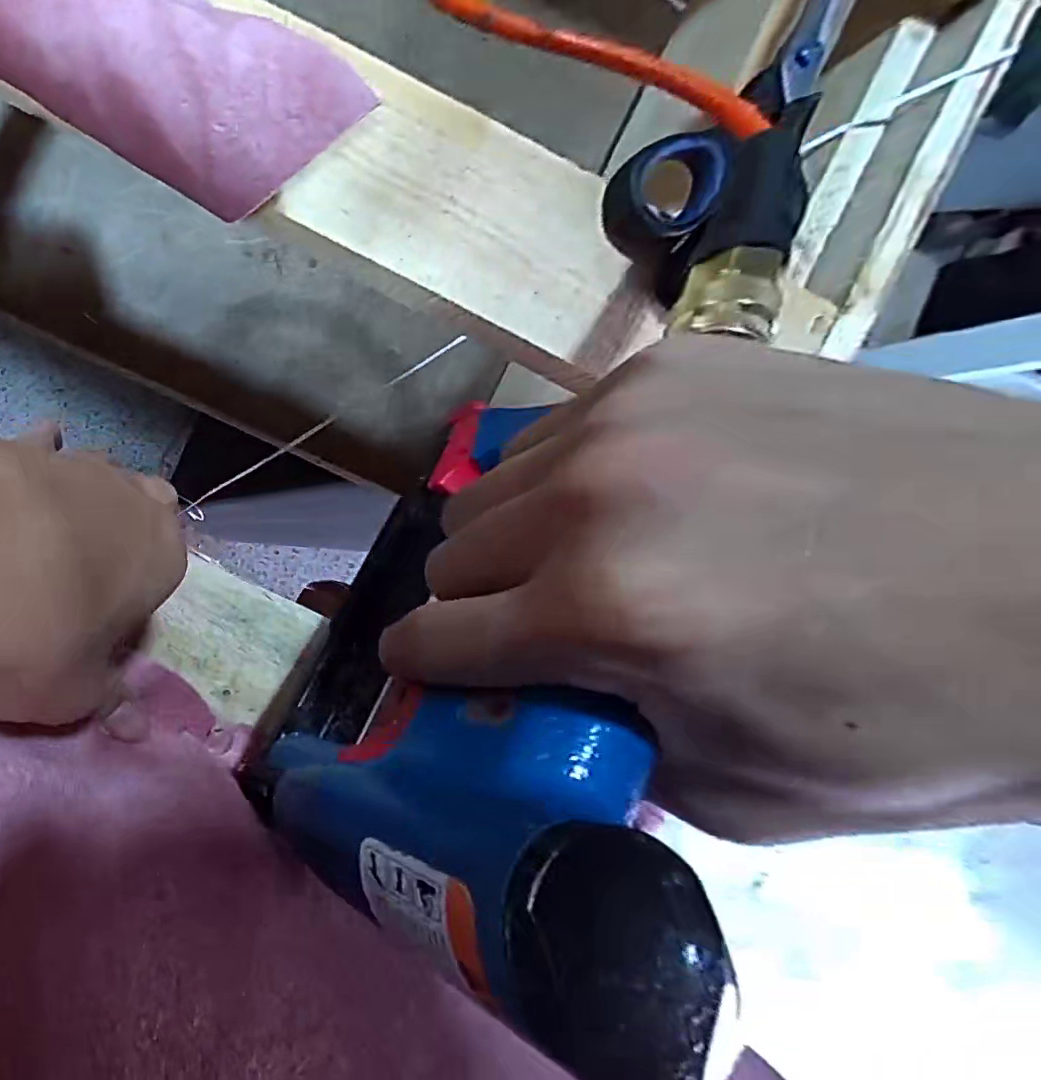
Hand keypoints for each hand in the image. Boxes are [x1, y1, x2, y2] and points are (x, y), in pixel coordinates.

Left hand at [0, 428, 185, 727]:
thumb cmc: (28, 635)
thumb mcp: (69, 692)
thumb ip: (105, 700)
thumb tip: (136, 727)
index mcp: (157, 550)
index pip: (162, 571)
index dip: (132, 598)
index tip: (96, 624)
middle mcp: (120, 492)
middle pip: (126, 511)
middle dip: (107, 535)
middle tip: (68, 577)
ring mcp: (58, 461)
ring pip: (73, 477)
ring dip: (60, 501)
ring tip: (21, 536)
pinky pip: (14, 458)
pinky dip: (6, 475)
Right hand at [380, 336, 1040, 841]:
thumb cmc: (933, 709)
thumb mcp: (739, 788)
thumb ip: (591, 744)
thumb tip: (517, 704)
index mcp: (603, 614)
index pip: (425, 639)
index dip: (422, 666)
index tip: (436, 671)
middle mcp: (587, 503)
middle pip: (445, 561)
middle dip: (476, 604)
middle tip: (544, 621)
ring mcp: (621, 420)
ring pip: (481, 495)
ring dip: (512, 538)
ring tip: (593, 552)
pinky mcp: (662, 368)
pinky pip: (544, 438)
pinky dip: (562, 478)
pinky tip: (645, 491)